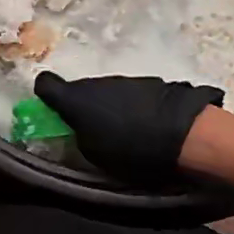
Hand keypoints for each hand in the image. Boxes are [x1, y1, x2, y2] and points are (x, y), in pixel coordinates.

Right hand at [33, 73, 223, 180]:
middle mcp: (97, 82)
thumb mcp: (93, 154)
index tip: (53, 116)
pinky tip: (147, 127)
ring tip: (124, 133)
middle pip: (81, 91)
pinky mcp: (152, 83)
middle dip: (84, 108)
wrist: (187, 137)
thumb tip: (78, 128)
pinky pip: (132, 96)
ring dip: (111, 108)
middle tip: (92, 134)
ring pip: (108, 92)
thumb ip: (79, 136)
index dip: (46, 98)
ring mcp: (126, 80)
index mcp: (75, 98)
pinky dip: (134, 108)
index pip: (46, 85)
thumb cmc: (130, 151)